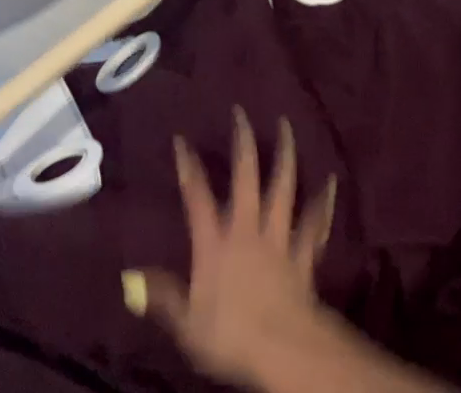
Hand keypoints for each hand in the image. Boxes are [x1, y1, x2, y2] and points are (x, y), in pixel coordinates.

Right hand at [132, 109, 336, 389]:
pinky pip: (314, 223)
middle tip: (241, 114)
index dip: (188, 167)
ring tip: (286, 127)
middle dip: (243, 144)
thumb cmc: (229, 335)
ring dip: (285, 157)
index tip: (181, 139)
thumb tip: (130, 279)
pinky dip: (323, 203)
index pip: (197, 198)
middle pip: (246, 179)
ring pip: (283, 189)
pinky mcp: (302, 253)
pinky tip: (331, 182)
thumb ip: (162, 296)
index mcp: (215, 244)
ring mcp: (278, 238)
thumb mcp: (186, 322)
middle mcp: (247, 231)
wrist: (283, 347)